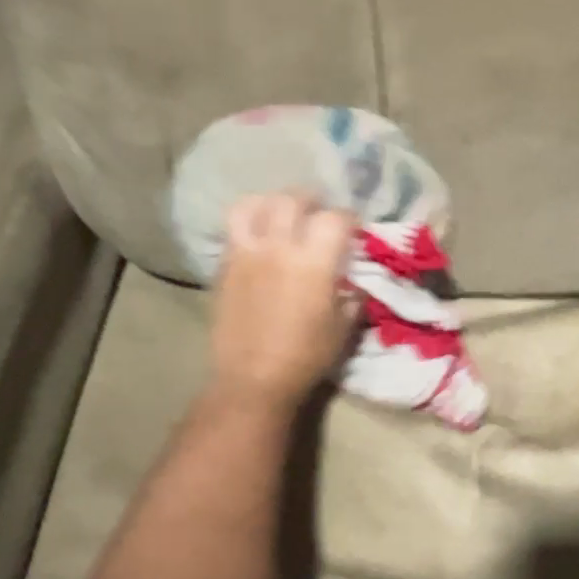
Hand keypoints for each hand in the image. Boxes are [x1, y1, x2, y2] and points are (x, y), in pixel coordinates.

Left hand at [208, 194, 357, 410]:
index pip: (336, 218)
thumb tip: (353, 281)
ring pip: (253, 205)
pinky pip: (234, 230)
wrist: (252, 380)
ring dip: (271, 203)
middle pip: (292, 199)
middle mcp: (279, 247)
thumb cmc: (306, 356)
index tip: (354, 229)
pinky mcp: (224, 266)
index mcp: (314, 261)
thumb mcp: (344, 327)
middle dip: (311, 200)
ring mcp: (246, 253)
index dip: (349, 219)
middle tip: (318, 212)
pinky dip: (250, 224)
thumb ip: (352, 296)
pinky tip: (260, 239)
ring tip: (281, 214)